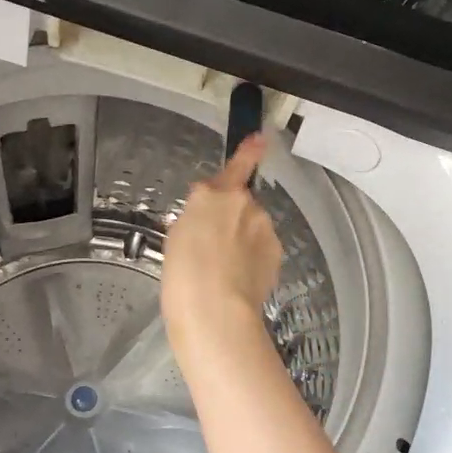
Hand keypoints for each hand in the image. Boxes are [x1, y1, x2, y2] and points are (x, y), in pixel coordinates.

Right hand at [161, 135, 282, 335]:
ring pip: (253, 227)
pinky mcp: (275, 253)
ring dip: (243, 241)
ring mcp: (264, 228)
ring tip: (224, 271)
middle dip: (231, 219)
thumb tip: (206, 220)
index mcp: (211, 197)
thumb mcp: (175, 240)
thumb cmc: (183, 277)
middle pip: (240, 204)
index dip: (249, 152)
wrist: (216, 313)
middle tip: (211, 249)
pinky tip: (239, 280)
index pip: (236, 166)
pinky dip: (253, 259)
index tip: (261, 139)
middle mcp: (243, 205)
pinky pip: (262, 249)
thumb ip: (194, 220)